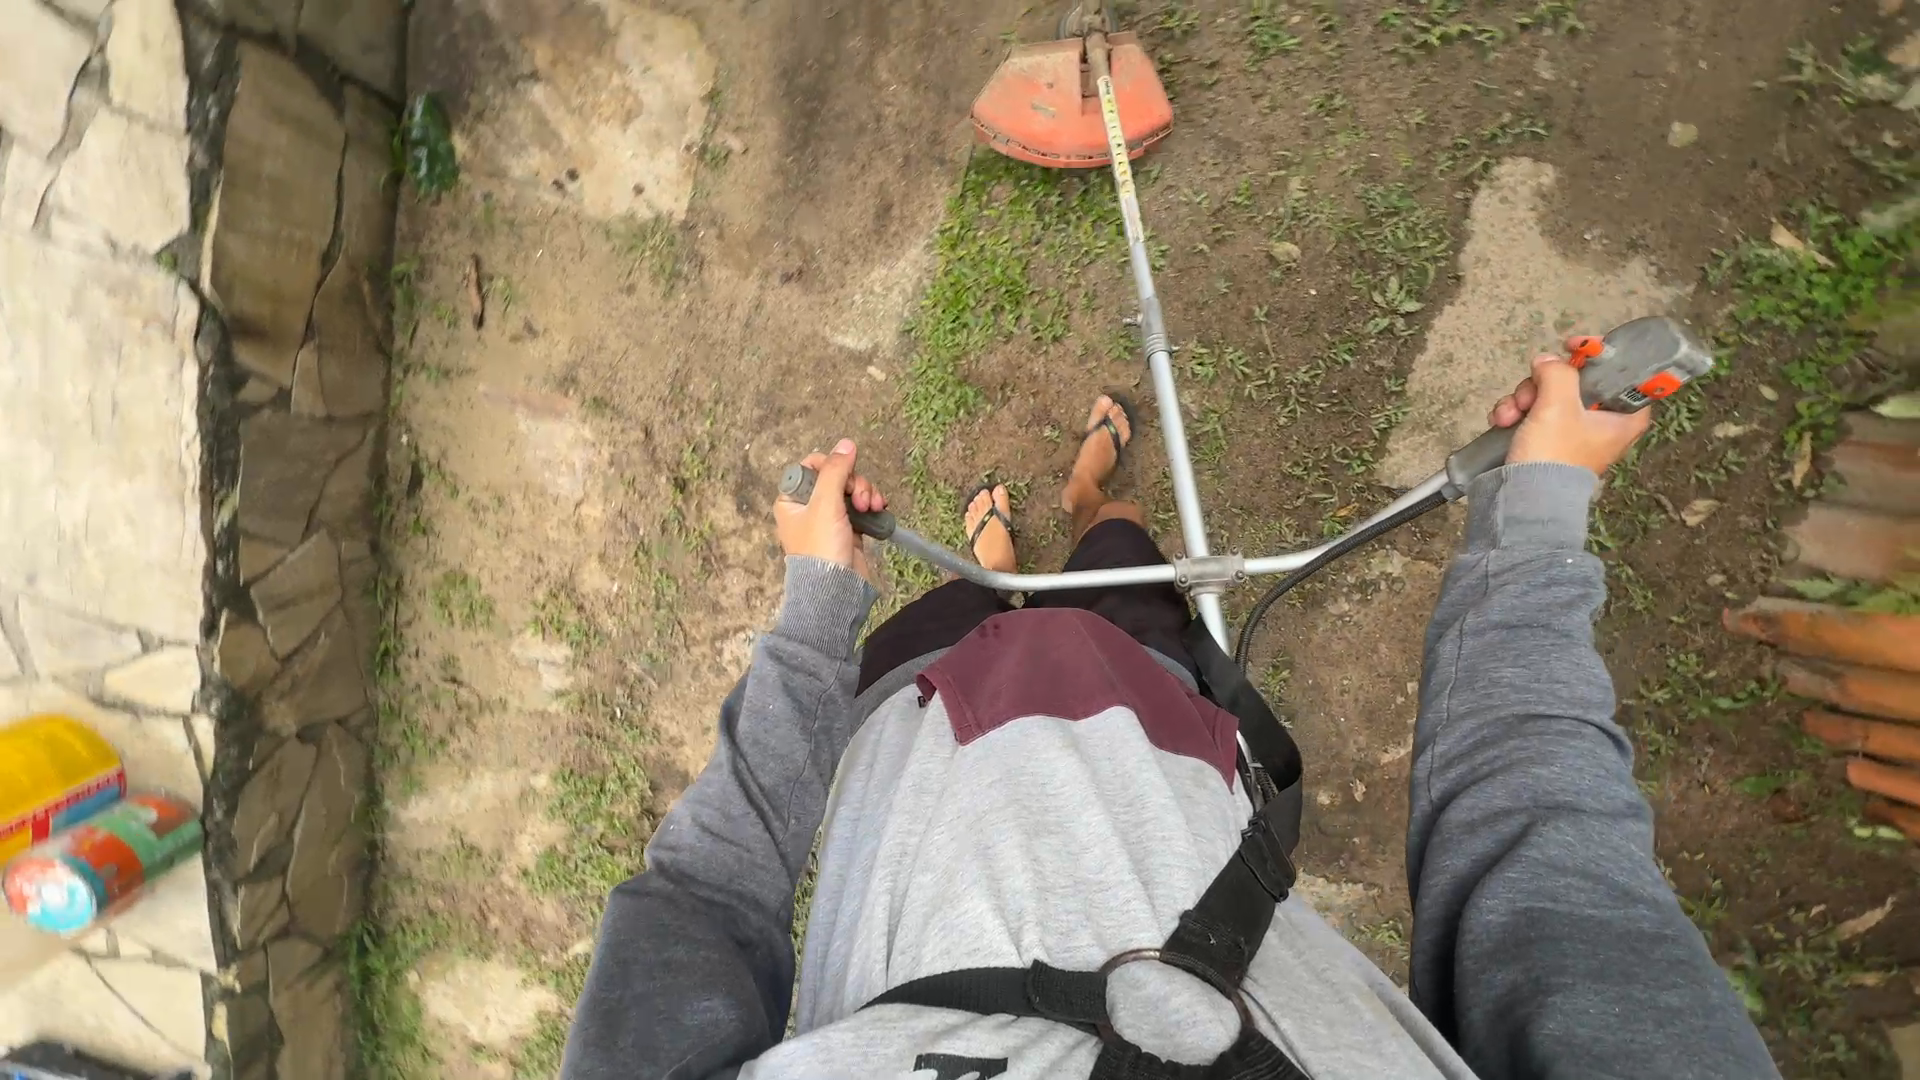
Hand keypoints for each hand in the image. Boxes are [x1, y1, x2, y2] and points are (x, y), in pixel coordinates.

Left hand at [774, 438, 887, 581]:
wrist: (835, 589)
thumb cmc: (821, 546)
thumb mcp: (825, 503)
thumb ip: (835, 471)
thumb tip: (847, 443)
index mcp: (792, 499)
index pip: (811, 466)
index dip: (831, 465)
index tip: (844, 474)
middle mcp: (809, 507)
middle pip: (836, 476)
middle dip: (854, 482)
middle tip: (860, 498)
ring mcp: (830, 519)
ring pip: (852, 490)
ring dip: (866, 492)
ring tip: (872, 507)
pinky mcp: (849, 529)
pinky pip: (861, 506)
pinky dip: (871, 505)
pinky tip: (879, 509)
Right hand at [1489, 346, 1651, 474]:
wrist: (1524, 496)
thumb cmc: (1552, 453)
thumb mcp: (1557, 406)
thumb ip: (1557, 374)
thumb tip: (1546, 360)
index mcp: (1624, 414)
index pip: (1620, 371)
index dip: (1596, 355)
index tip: (1572, 347)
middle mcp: (1600, 421)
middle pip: (1572, 382)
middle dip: (1541, 385)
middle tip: (1529, 398)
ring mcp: (1570, 431)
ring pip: (1545, 396)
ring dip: (1520, 400)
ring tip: (1508, 417)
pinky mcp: (1543, 440)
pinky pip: (1530, 414)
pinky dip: (1513, 414)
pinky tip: (1502, 423)